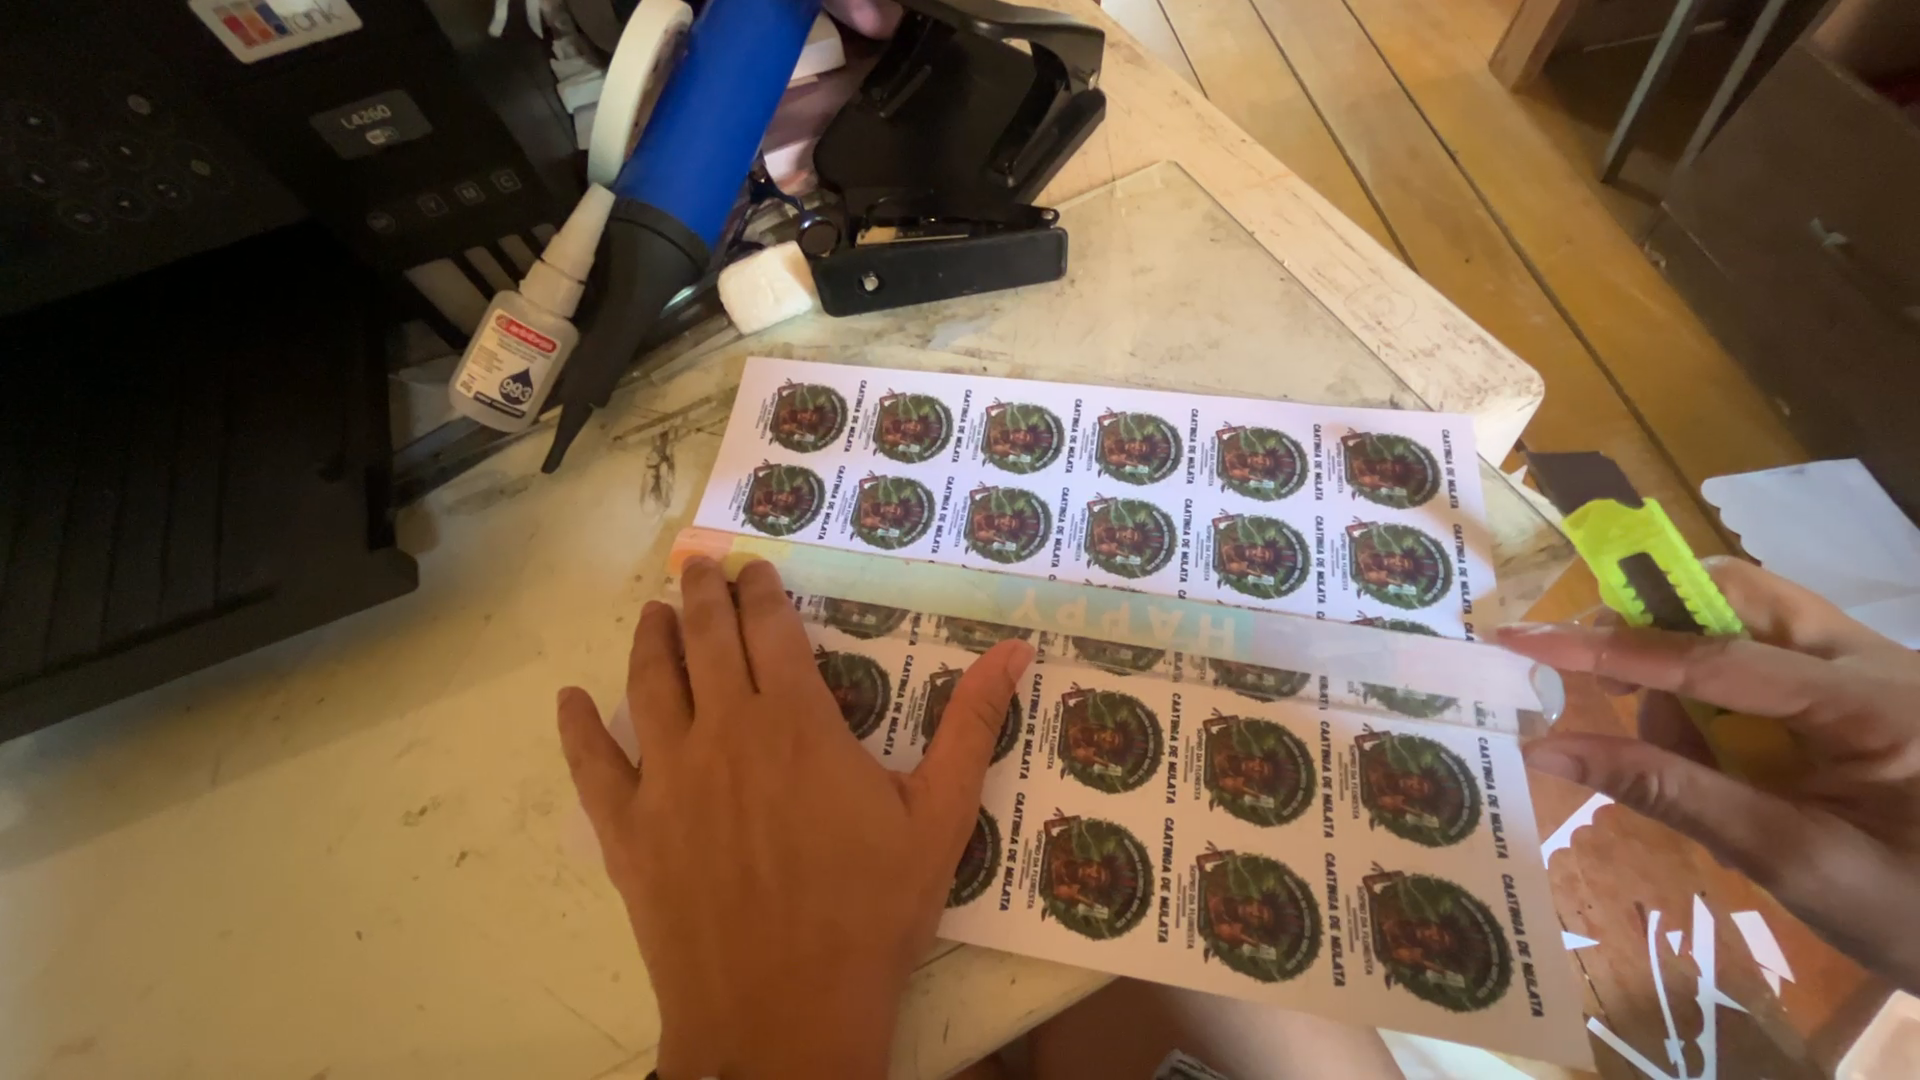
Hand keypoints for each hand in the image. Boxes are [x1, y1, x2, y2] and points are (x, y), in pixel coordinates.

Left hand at [556, 557, 1032, 1078]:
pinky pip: (592, 766)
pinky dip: (577, 728)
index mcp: (797, 721)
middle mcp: (725, 731)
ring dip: (649, 637)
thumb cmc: (871, 911)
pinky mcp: (629, 832)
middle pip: (705, 639)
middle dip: (703, 594)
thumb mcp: (941, 815)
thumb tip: (1015, 650)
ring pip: (649, 683)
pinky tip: (568, 700)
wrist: (786, 1017)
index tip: (754, 569)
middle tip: (699, 564)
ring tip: (652, 610)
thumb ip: (973, 724)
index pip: (770, 628)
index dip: (760, 591)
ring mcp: (668, 779)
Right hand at [1495, 557, 1919, 991]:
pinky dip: (1705, 690)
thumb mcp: (1792, 860)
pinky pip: (1753, 657)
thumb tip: (1544, 747)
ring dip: (1676, 666)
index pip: (1713, 657)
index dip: (1606, 648)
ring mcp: (1871, 673)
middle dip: (1650, 622)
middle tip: (1600, 675)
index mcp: (1886, 706)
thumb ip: (1665, 790)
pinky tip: (1714, 755)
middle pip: (1736, 595)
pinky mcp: (1855, 693)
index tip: (1520, 639)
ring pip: (1740, 618)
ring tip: (1684, 756)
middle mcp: (1880, 664)